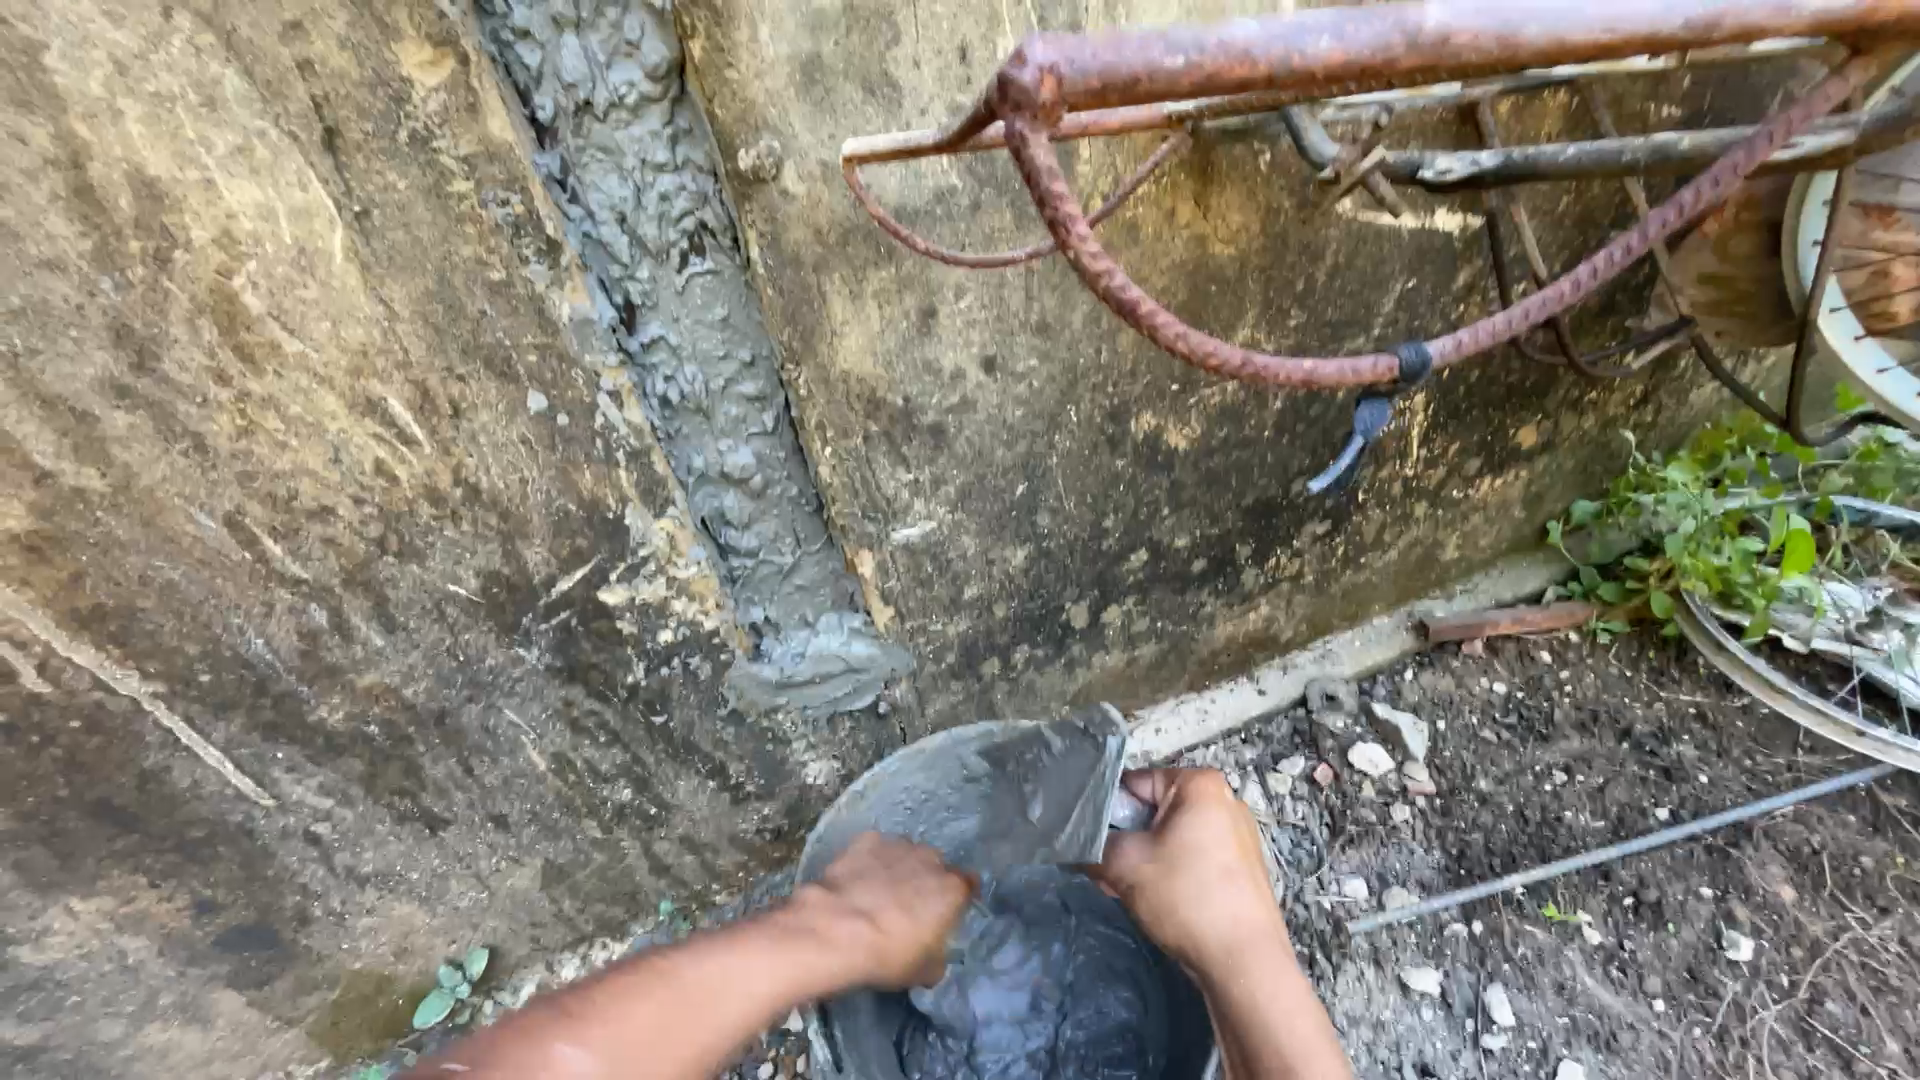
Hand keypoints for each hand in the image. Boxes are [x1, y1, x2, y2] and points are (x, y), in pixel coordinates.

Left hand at [789, 832, 975, 988]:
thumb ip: (937, 955)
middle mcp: (930, 859)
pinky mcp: (866, 841)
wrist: (838, 931)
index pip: (969, 884)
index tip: (950, 910)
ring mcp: (897, 845)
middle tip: (909, 906)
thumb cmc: (889, 955)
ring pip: (906, 853)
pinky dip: (870, 861)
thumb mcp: (924, 971)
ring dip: (899, 868)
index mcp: (951, 889)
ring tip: (879, 892)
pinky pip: (875, 849)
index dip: (960, 896)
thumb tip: (932, 954)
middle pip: (935, 865)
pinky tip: (857, 879)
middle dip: (927, 880)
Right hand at [1089, 769, 1286, 974]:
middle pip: (1154, 812)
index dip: (1108, 811)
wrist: (1246, 964)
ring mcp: (1237, 835)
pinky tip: (1152, 900)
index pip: (1135, 782)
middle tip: (1104, 870)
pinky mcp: (1242, 868)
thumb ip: (1092, 845)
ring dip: (1143, 860)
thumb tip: (1076, 846)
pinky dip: (1169, 873)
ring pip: (1171, 838)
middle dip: (1126, 840)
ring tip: (1122, 890)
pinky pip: (1192, 858)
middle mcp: (1224, 800)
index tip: (1092, 840)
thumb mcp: (1124, 864)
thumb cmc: (1185, 897)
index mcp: (1200, 784)